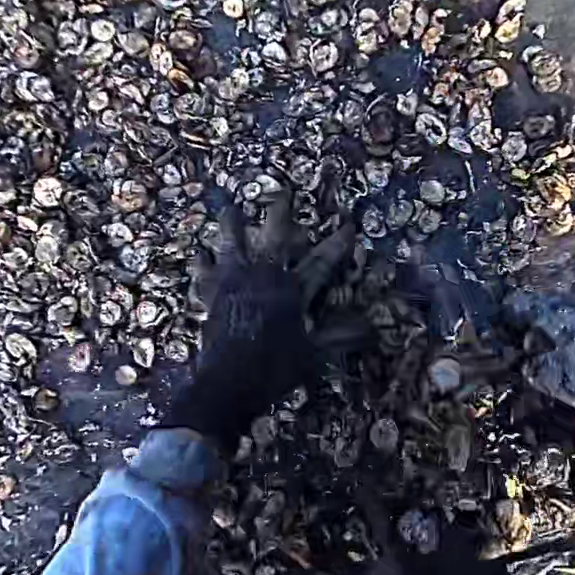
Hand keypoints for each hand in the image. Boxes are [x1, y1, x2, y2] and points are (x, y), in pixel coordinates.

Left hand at [162, 194, 354, 450]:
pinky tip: (198, 252)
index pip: (321, 262)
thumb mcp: (313, 355)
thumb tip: (376, 329)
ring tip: (231, 209)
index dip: (336, 244)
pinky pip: (203, 274)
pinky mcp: (211, 296)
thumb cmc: (274, 369)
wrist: (228, 383)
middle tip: (282, 191)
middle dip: (281, 213)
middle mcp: (262, 278)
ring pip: (231, 244)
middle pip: (273, 237)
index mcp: (291, 290)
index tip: (348, 225)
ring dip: (232, 225)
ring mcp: (233, 284)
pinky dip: (202, 263)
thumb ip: (340, 337)